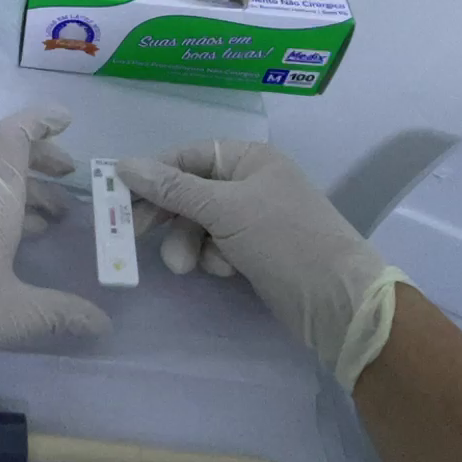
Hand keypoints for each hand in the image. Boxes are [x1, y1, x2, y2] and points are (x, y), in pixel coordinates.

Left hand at [0, 106, 110, 401]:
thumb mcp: (15, 313)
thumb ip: (60, 313)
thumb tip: (102, 324)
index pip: (15, 135)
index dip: (41, 121)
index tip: (67, 121)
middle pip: (7, 157)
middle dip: (42, 162)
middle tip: (71, 180)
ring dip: (23, 192)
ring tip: (52, 220)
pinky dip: (1, 210)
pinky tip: (15, 241)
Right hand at [116, 141, 405, 389]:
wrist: (341, 304)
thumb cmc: (284, 240)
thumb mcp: (224, 209)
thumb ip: (171, 188)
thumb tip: (122, 164)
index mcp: (249, 158)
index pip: (186, 157)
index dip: (152, 175)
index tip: (119, 197)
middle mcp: (250, 181)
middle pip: (188, 191)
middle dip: (168, 217)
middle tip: (134, 235)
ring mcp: (253, 217)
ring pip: (198, 222)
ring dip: (187, 243)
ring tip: (186, 267)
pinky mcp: (254, 249)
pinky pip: (215, 244)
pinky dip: (213, 257)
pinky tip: (227, 271)